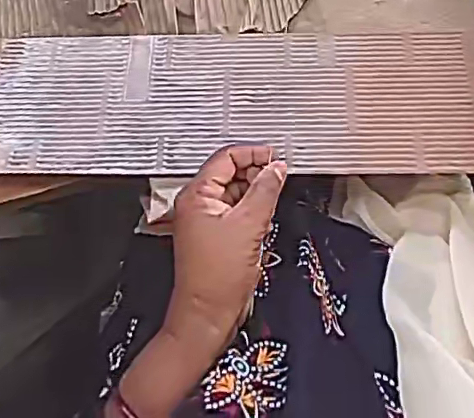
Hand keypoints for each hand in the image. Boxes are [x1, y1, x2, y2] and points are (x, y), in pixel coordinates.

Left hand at [166, 145, 287, 350]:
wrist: (207, 319)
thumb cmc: (216, 279)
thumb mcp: (249, 225)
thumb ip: (266, 190)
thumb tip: (277, 168)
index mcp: (197, 195)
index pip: (227, 157)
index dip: (253, 153)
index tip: (275, 158)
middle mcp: (197, 204)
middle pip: (231, 172)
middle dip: (257, 173)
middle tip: (277, 178)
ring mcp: (206, 221)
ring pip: (236, 191)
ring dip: (256, 193)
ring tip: (271, 202)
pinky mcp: (216, 235)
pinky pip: (237, 210)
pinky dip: (252, 211)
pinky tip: (263, 221)